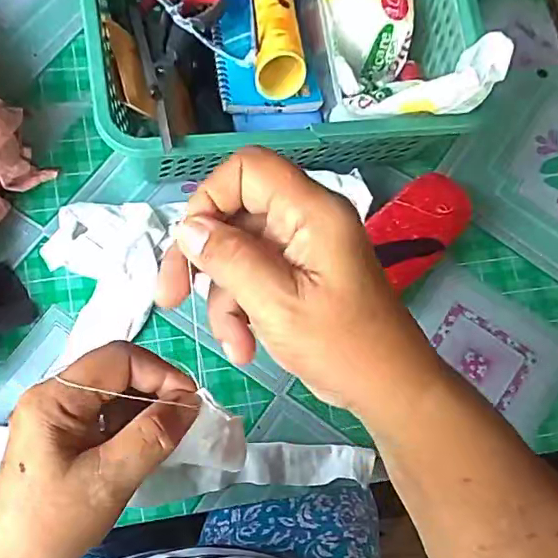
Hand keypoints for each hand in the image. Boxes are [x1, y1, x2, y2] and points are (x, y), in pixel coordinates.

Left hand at [0, 342, 197, 557]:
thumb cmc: (53, 523)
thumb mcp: (110, 479)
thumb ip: (152, 436)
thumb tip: (190, 403)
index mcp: (55, 397)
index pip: (119, 358)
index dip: (161, 374)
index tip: (190, 405)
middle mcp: (54, 397)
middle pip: (117, 371)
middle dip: (156, 390)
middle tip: (184, 422)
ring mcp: (58, 418)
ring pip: (114, 395)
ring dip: (146, 410)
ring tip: (169, 438)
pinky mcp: (64, 438)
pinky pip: (106, 418)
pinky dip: (133, 427)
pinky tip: (147, 449)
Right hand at [153, 147, 443, 416]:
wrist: (387, 387)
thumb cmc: (342, 346)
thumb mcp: (277, 303)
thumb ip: (230, 258)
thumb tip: (189, 228)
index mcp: (311, 213)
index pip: (248, 169)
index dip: (209, 198)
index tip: (189, 244)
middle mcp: (305, 222)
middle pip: (235, 216)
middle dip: (203, 261)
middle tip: (170, 297)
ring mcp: (302, 253)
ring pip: (239, 256)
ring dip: (225, 302)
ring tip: (236, 345)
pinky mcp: (299, 280)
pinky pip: (255, 281)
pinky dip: (243, 312)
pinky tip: (246, 348)